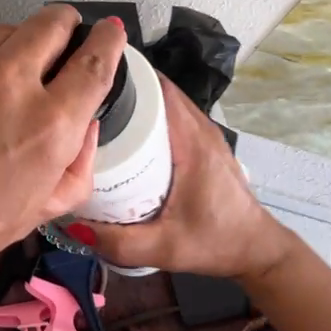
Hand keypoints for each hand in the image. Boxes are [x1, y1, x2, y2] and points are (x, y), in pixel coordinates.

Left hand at [0, 4, 126, 290]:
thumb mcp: (31, 217)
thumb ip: (74, 167)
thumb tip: (85, 125)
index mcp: (48, 125)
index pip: (95, 60)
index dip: (108, 40)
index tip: (110, 31)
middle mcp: (10, 80)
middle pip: (52, 21)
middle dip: (65, 25)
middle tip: (62, 40)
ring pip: (3, 31)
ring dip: (14, 46)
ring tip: (1, 79)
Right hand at [80, 77, 297, 280]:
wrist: (256, 250)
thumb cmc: (215, 243)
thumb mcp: (165, 249)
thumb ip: (120, 242)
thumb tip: (74, 225)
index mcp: (193, 142)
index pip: (159, 90)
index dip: (127, 80)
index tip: (92, 84)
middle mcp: (201, 129)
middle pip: (160, 91)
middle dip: (125, 89)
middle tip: (87, 100)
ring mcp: (206, 134)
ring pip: (168, 102)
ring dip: (138, 101)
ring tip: (100, 111)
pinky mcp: (206, 143)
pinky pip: (175, 116)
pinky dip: (152, 115)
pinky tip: (127, 132)